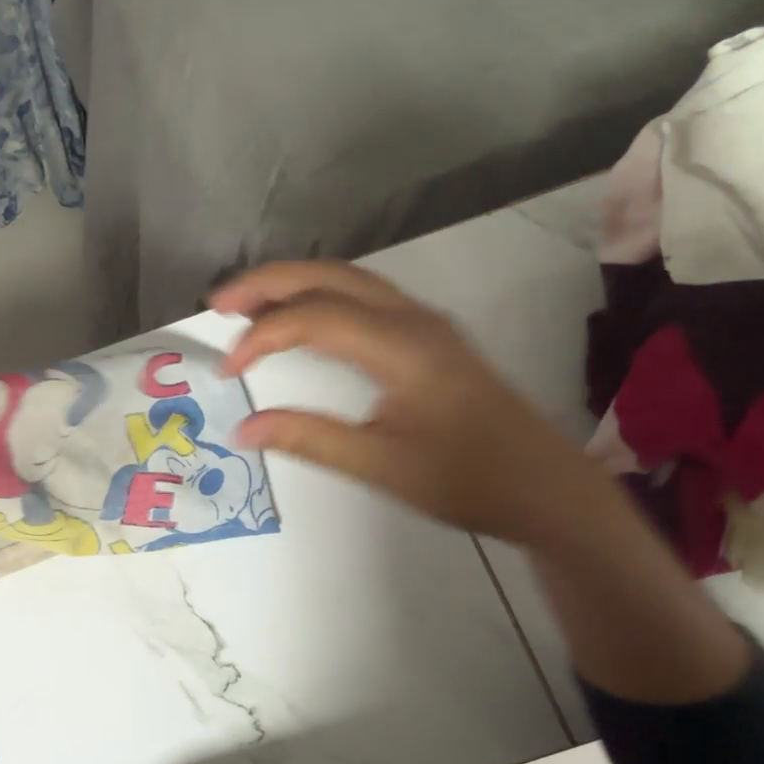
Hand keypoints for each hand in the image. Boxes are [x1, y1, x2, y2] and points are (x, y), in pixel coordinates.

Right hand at [215, 260, 602, 544]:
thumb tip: (242, 428)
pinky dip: (320, 299)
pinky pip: (363, 299)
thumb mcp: (381, 466)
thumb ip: (310, 439)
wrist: (545, 488)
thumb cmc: (467, 479)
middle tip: (217, 302)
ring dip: (294, 285)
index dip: (263, 335)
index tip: (227, 369)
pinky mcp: (427, 338)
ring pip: (349, 281)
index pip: (316, 317)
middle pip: (332, 276)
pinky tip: (298, 320)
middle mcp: (413, 320)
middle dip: (269, 282)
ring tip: (245, 305)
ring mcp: (424, 324)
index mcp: (403, 347)